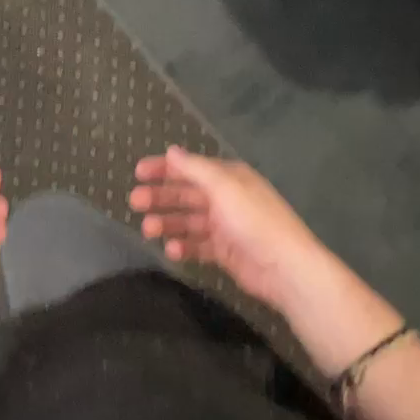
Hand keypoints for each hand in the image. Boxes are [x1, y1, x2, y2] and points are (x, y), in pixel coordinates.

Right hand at [129, 146, 331, 312]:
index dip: (164, 168)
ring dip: (168, 224)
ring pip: (189, 221)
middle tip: (135, 203)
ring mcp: (226, 227)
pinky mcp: (225, 252)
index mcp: (229, 178)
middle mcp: (227, 199)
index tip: (137, 173)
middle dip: (160, 198)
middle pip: (186, 194)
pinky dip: (184, 246)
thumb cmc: (254, 221)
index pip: (190, 168)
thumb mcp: (224, 187)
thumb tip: (171, 150)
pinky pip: (198, 246)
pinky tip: (172, 251)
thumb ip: (195, 168)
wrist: (285, 268)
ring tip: (148, 231)